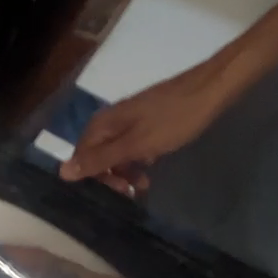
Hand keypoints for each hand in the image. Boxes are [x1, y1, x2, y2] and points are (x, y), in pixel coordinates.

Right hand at [60, 57, 236, 192]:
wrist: (217, 85)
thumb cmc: (175, 118)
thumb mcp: (135, 144)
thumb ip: (98, 160)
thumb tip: (61, 172)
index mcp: (101, 126)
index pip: (81, 160)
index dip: (93, 179)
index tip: (116, 193)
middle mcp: (108, 121)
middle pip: (96, 157)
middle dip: (110, 178)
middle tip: (131, 192)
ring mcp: (128, 119)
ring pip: (115, 153)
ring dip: (125, 172)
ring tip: (143, 185)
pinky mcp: (145, 119)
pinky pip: (131, 145)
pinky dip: (137, 159)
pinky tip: (151, 167)